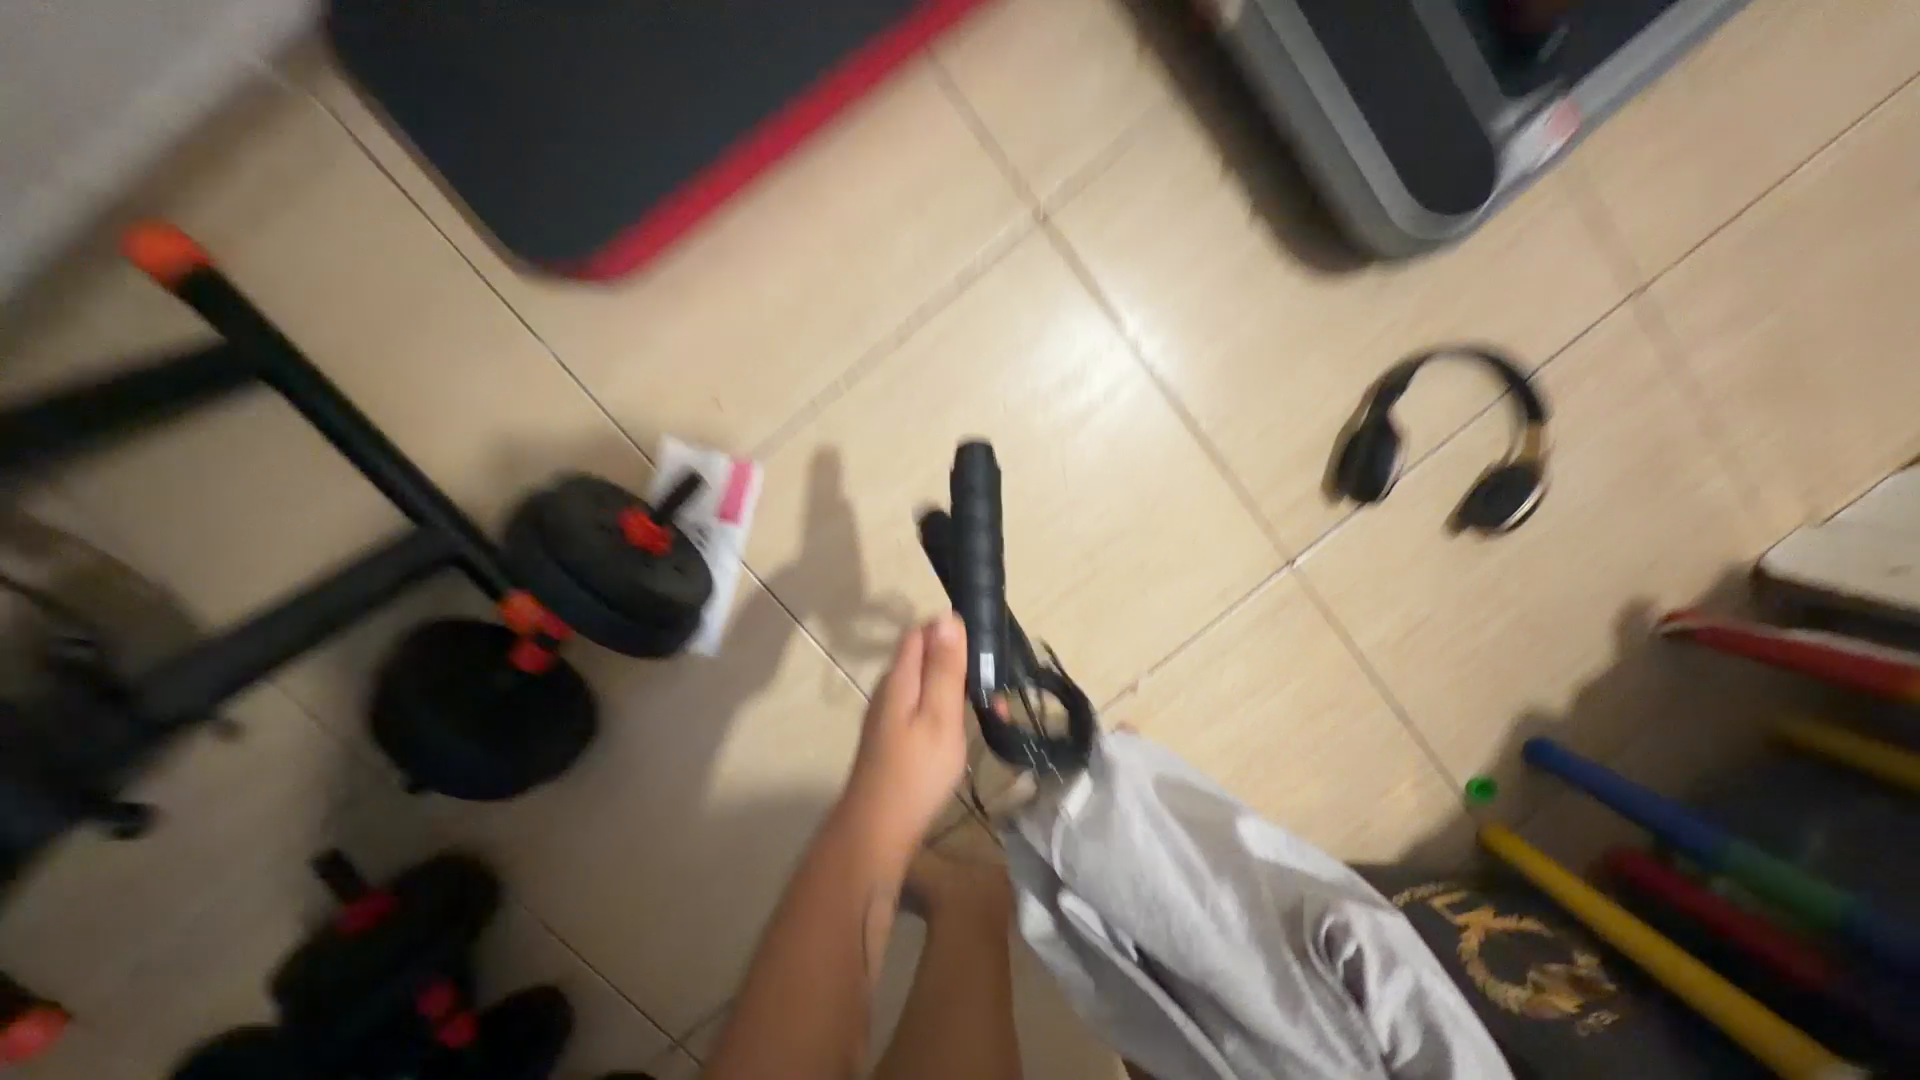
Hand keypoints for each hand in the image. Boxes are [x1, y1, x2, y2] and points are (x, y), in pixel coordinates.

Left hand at [837, 612, 970, 864]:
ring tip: (991, 712)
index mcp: (900, 677)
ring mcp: (888, 713)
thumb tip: (947, 616)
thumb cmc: (917, 771)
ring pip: (926, 684)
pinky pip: (922, 706)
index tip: (987, 649)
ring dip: (958, 689)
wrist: (878, 828)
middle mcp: (890, 688)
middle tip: (996, 692)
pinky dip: (946, 710)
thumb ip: (944, 668)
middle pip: (925, 656)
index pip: (922, 632)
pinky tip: (963, 731)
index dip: (952, 631)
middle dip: (961, 663)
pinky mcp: (893, 735)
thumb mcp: (940, 715)